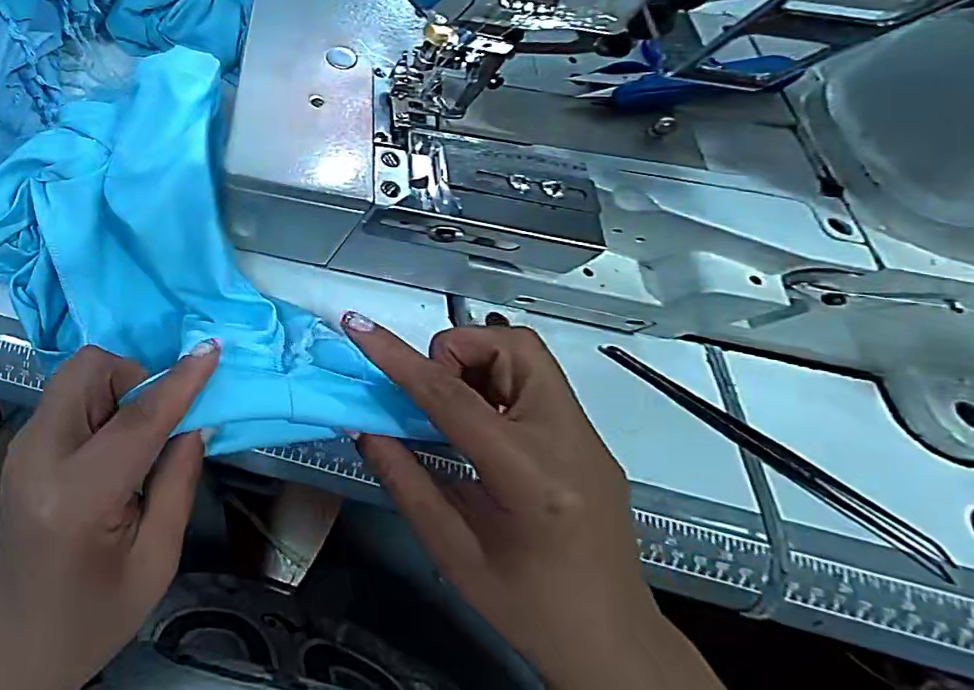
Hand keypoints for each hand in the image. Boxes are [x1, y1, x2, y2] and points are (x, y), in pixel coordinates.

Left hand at [0, 342, 217, 689]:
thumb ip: (178, 483)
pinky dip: (100, 400)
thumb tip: (196, 421)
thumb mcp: (155, 563)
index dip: (179, 383)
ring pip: (77, 372)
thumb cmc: (92, 614)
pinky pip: (68, 392)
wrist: (13, 635)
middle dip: (135, 377)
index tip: (212, 351)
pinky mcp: (22, 439)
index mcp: (77, 496)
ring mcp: (23, 442)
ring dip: (117, 387)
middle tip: (159, 422)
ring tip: (134, 440)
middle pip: (90, 369)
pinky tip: (110, 446)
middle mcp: (40, 454)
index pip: (135, 421)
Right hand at [341, 313, 721, 689]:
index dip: (398, 359)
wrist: (614, 647)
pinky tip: (477, 422)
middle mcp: (568, 440)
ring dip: (476, 362)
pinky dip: (495, 380)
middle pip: (509, 347)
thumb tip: (364, 427)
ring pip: (525, 354)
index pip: (453, 397)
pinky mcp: (587, 437)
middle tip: (426, 391)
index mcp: (530, 476)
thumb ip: (403, 479)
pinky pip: (535, 380)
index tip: (359, 327)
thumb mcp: (451, 551)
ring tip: (450, 406)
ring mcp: (586, 435)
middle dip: (455, 350)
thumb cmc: (529, 609)